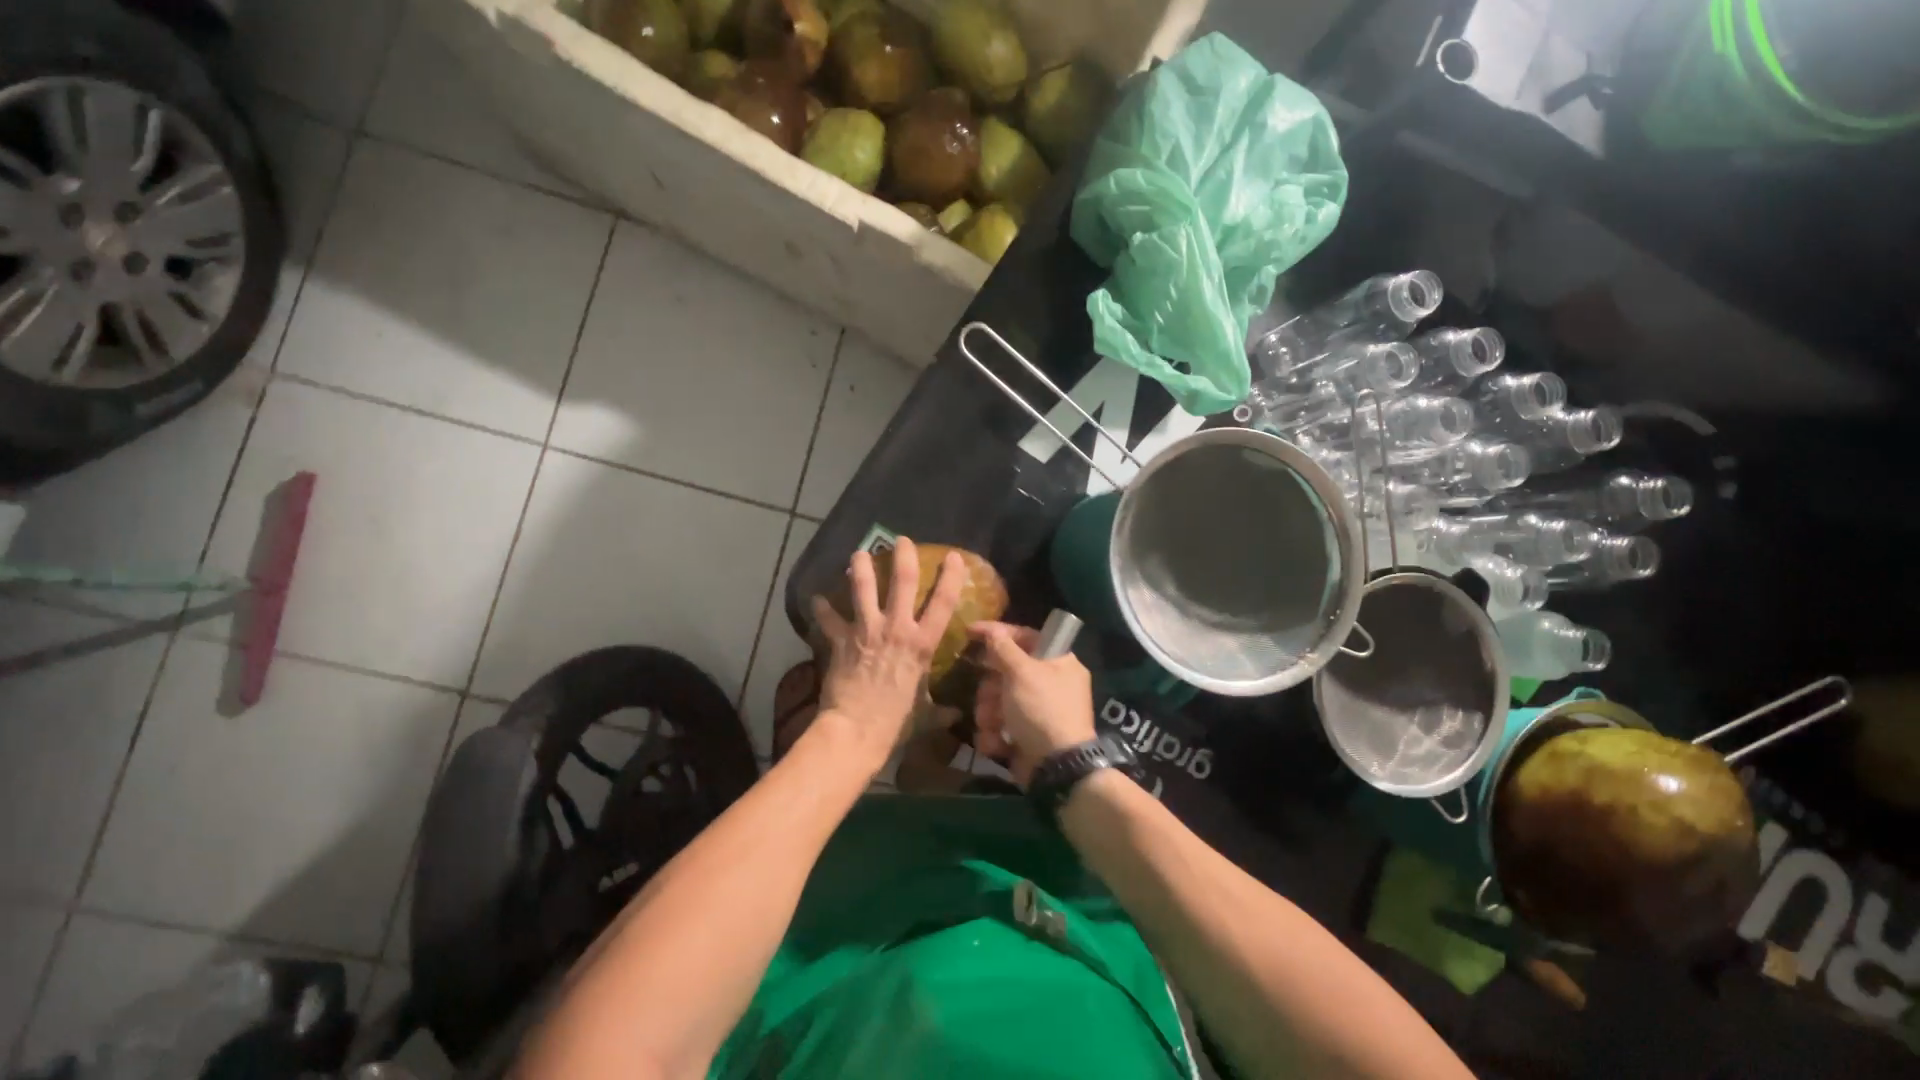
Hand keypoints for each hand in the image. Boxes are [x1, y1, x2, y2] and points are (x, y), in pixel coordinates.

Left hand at [809, 538, 963, 768]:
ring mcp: (866, 630)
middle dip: (904, 555)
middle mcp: (896, 628)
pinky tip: (816, 599)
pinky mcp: (840, 639)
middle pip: (902, 580)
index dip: (951, 576)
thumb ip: (941, 711)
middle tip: (902, 540)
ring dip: (860, 566)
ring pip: (862, 586)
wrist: (856, 729)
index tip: (952, 556)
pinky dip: (821, 608)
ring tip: (858, 554)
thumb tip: (956, 716)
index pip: (943, 602)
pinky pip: (828, 618)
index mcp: (922, 643)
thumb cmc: (896, 722)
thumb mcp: (925, 714)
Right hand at [969, 621, 1096, 786]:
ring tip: (990, 724)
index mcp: (1059, 661)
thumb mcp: (1021, 673)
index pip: (1025, 636)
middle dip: (990, 687)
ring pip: (1000, 700)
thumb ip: (1003, 648)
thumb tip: (992, 631)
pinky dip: (995, 733)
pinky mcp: (1027, 735)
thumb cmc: (1042, 710)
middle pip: (1007, 672)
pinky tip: (995, 742)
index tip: (970, 632)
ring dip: (989, 712)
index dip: (997, 633)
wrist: (1057, 767)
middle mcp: (1051, 683)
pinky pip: (1002, 725)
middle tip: (987, 695)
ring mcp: (1039, 712)